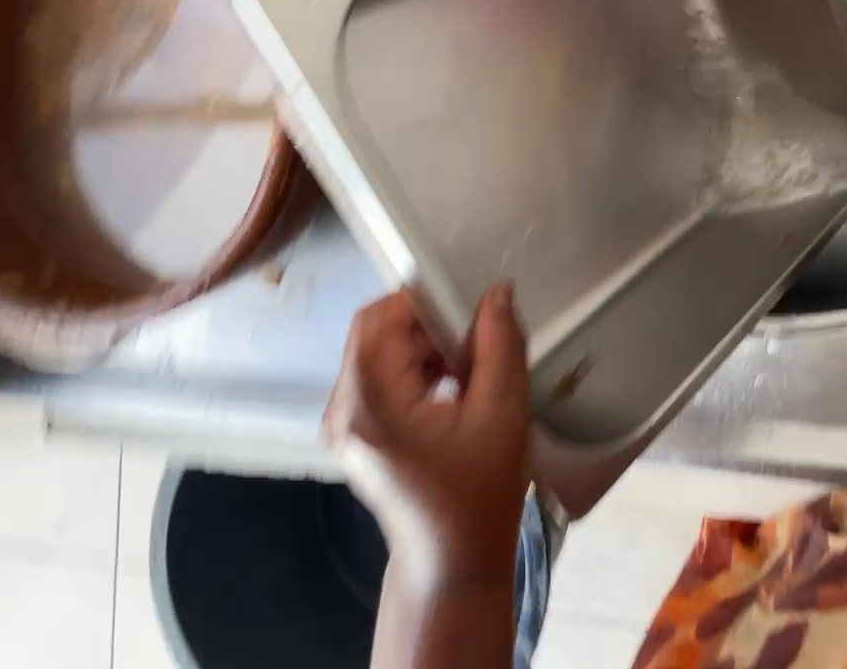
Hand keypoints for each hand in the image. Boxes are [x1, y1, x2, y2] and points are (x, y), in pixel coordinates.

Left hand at [323, 284, 531, 587]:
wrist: (455, 555)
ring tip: (474, 365)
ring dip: (427, 344)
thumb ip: (500, 343)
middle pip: (375, 334)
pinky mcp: (358, 433)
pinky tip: (457, 385)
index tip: (469, 302)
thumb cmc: (480, 487)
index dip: (421, 298)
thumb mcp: (503, 409)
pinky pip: (382, 376)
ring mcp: (345, 424)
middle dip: (429, 323)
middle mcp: (343, 411)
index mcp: (370, 406)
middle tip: (479, 337)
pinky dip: (419, 366)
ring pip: (380, 352)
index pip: (378, 320)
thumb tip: (495, 292)